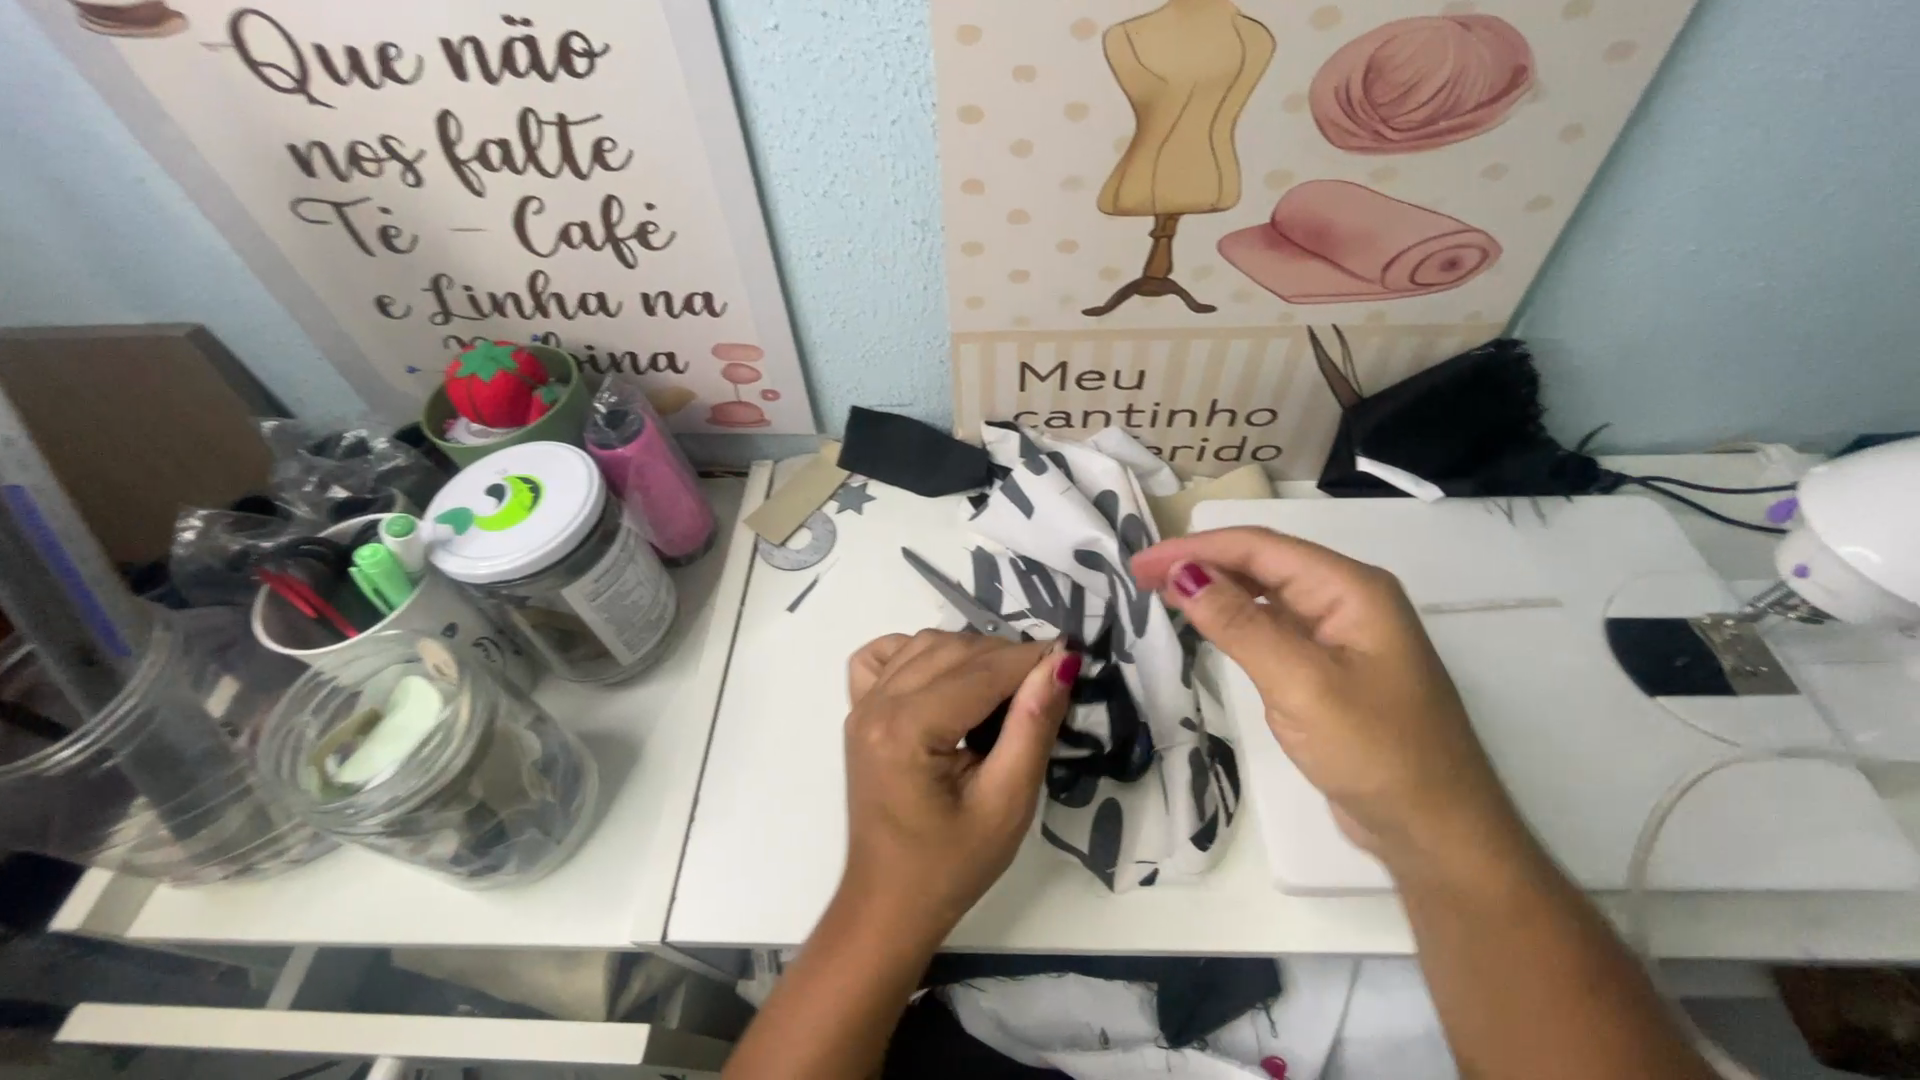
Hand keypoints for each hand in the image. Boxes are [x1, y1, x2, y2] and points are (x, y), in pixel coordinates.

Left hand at [838, 631, 1076, 937]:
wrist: (892, 902)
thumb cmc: (953, 865)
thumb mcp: (1008, 803)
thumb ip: (1032, 726)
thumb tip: (1061, 662)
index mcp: (907, 729)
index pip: (982, 670)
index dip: (1032, 659)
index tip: (1073, 659)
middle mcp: (877, 705)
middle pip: (954, 649)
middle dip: (1006, 657)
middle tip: (1046, 685)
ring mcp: (861, 705)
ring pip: (925, 645)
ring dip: (971, 652)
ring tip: (1009, 687)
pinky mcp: (858, 713)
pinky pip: (884, 656)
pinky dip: (919, 652)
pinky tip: (947, 675)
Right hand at [1132, 527, 1525, 872]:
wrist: (1436, 830)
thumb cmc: (1375, 751)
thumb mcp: (1300, 683)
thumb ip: (1239, 624)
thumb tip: (1182, 573)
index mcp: (1351, 589)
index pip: (1260, 549)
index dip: (1195, 549)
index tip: (1140, 563)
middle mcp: (1347, 600)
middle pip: (1263, 564)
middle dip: (1201, 563)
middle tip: (1140, 576)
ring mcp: (1340, 636)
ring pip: (1267, 595)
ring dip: (1215, 589)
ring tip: (1161, 593)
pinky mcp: (1330, 670)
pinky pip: (1274, 629)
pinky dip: (1235, 621)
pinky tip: (1208, 624)